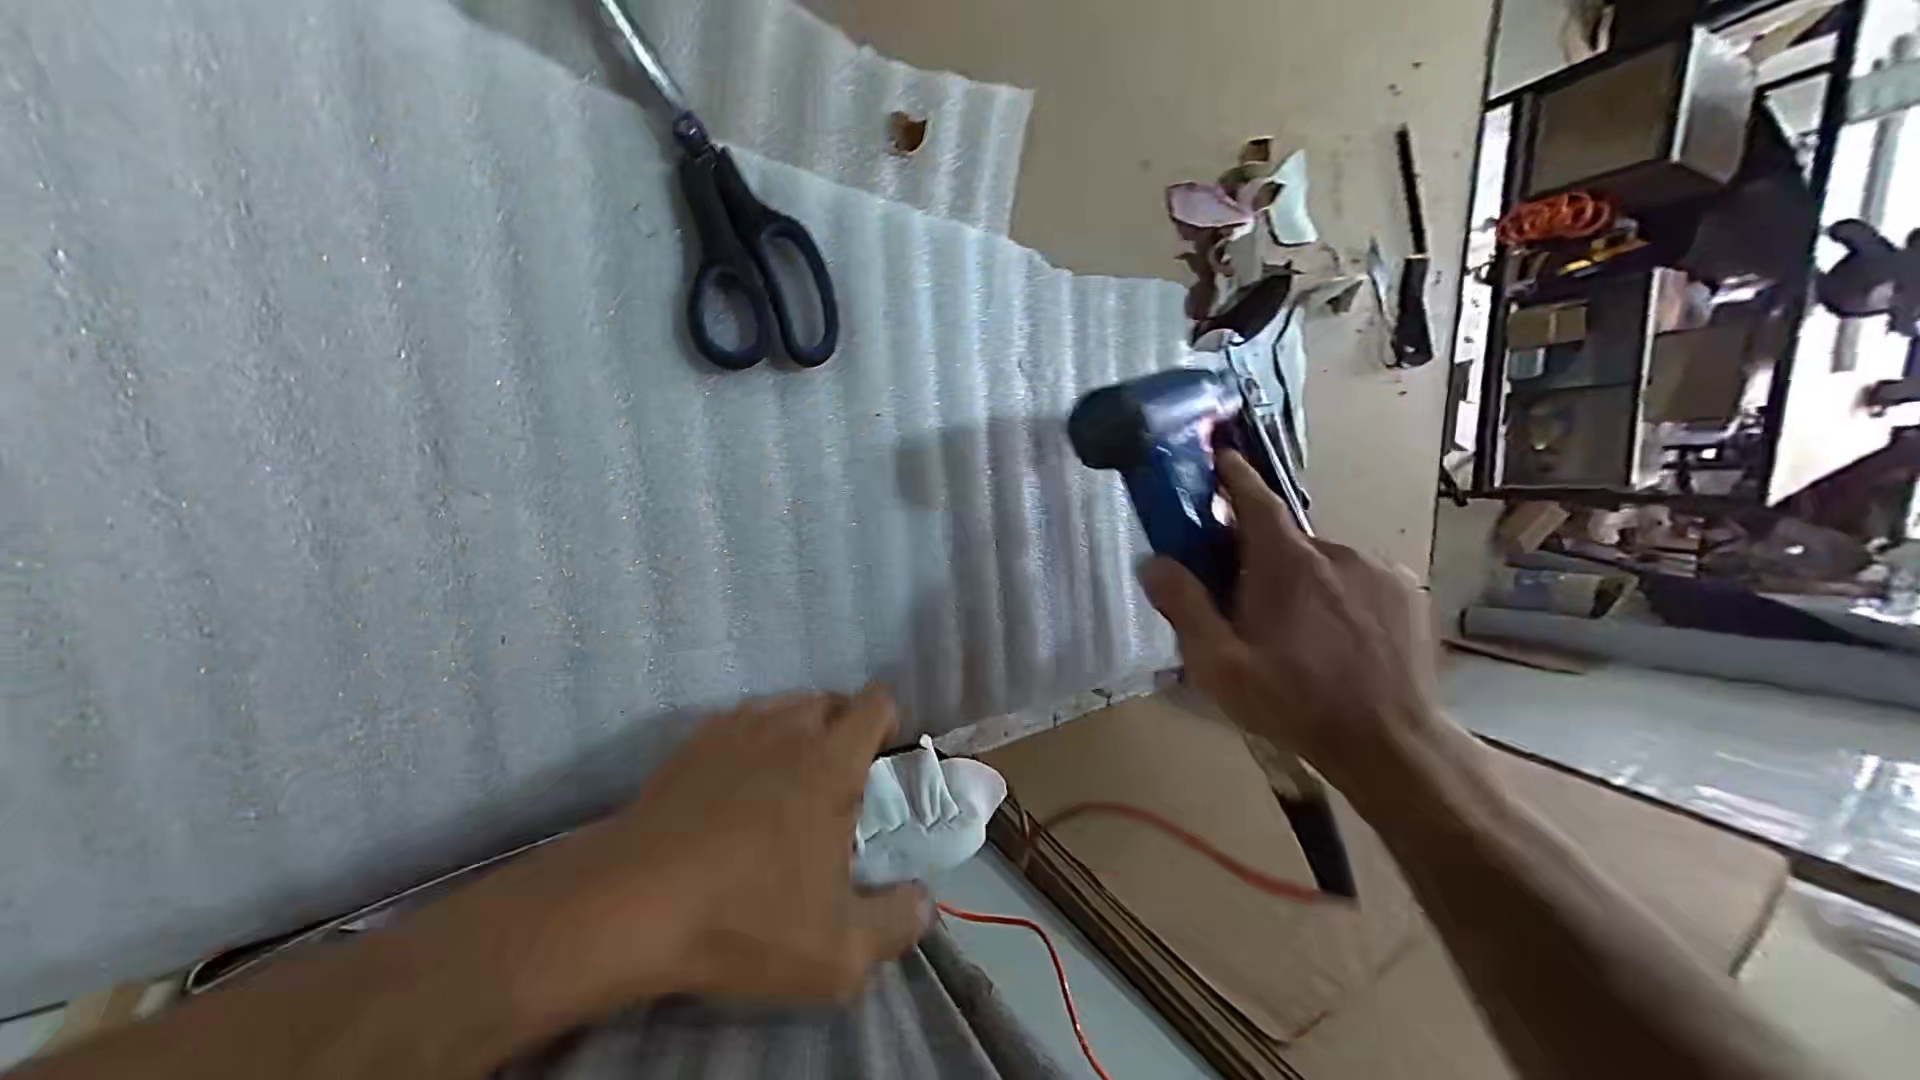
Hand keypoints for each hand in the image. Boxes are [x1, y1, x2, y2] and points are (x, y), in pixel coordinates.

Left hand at [431, 688, 930, 1027]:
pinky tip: (735, 787)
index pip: (876, 703)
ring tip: (787, 783)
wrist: (626, 905)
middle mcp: (787, 729)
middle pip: (831, 700)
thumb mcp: (837, 951)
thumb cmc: (743, 918)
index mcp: (830, 761)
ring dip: (799, 731)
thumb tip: (923, 902)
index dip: (888, 721)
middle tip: (837, 784)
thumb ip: (897, 922)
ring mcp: (735, 729)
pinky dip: (753, 742)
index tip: (882, 760)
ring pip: (785, 706)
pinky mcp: (691, 743)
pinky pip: (740, 723)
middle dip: (845, 729)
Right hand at [1136, 451, 1448, 802]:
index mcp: (1286, 562)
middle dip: (1261, 559)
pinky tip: (1339, 640)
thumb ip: (1184, 607)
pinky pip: (1358, 579)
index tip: (1221, 456)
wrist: (1392, 743)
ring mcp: (1378, 570)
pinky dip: (1339, 595)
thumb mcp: (1219, 664)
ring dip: (1302, 583)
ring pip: (1323, 563)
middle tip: (1247, 604)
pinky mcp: (1407, 592)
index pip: (1255, 500)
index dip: (1234, 475)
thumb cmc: (1295, 702)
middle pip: (1284, 540)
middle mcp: (1335, 552)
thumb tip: (1153, 561)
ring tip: (1298, 635)